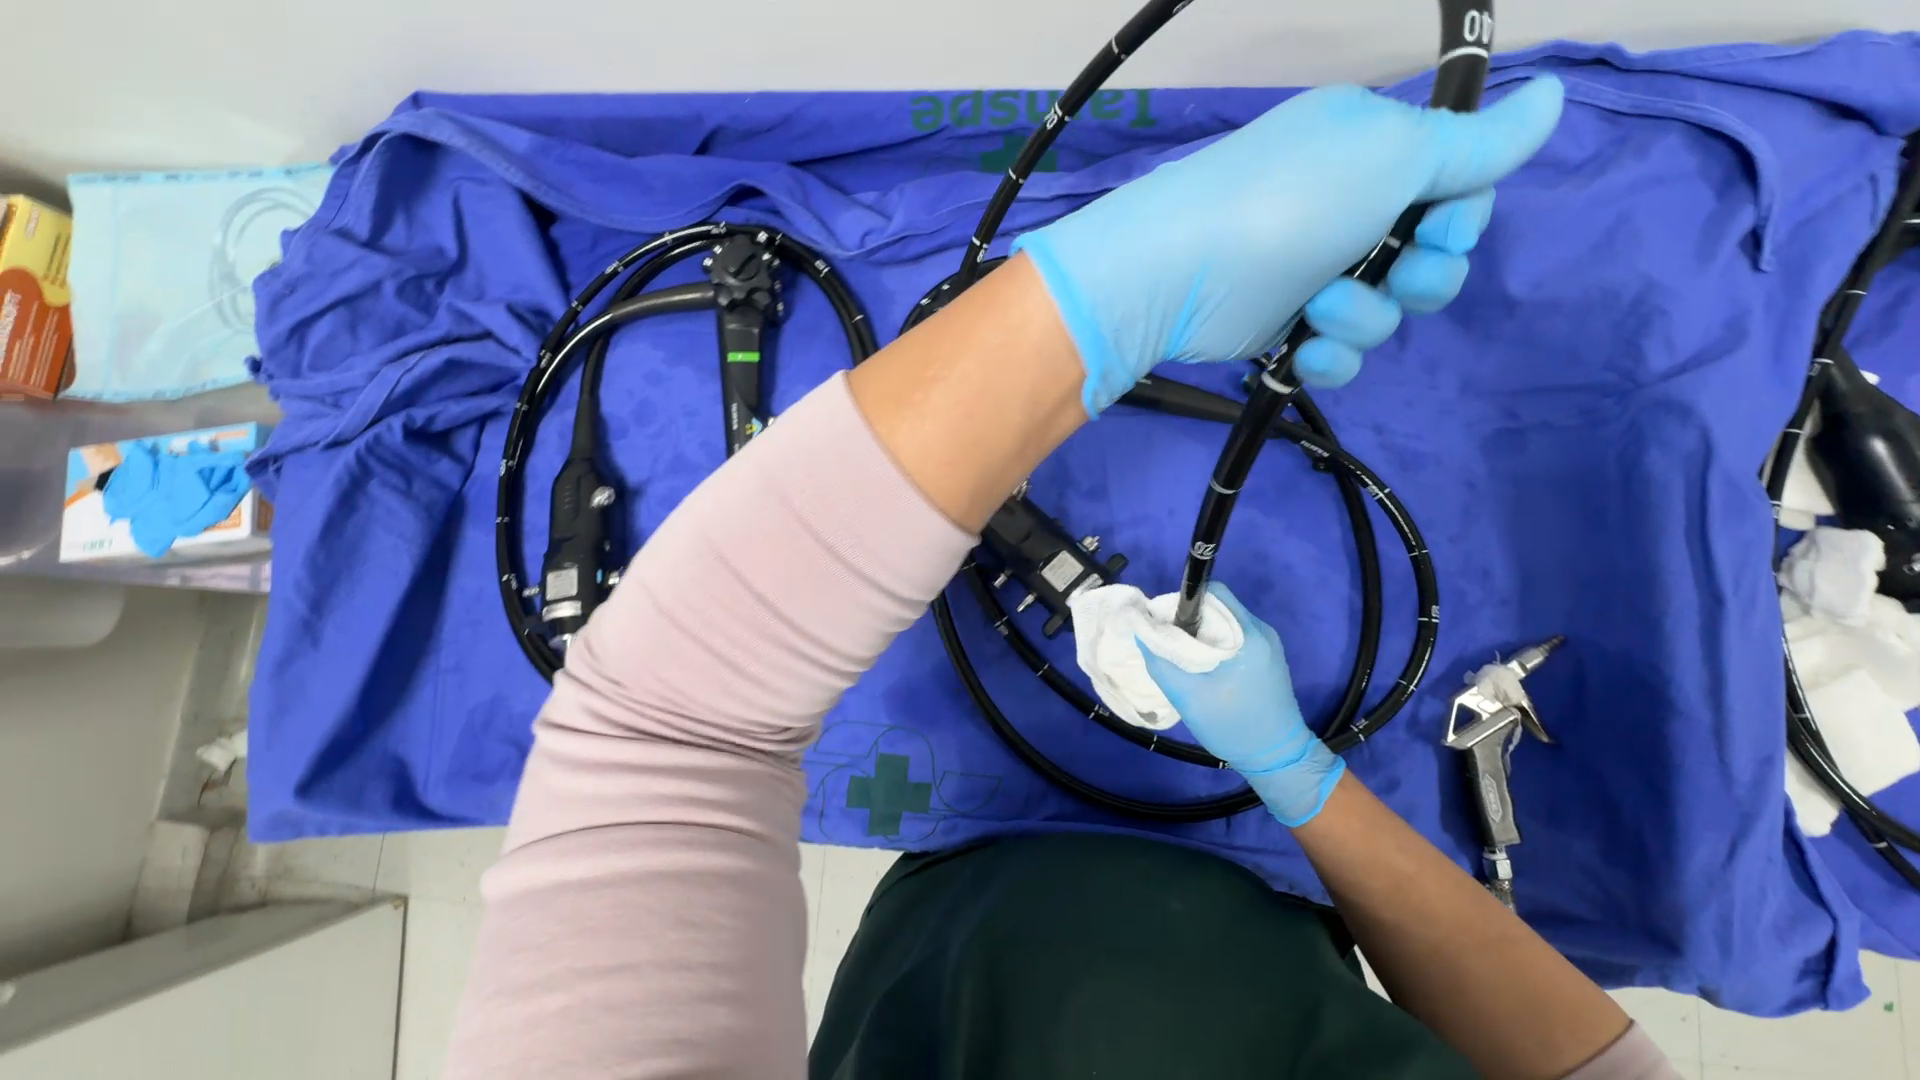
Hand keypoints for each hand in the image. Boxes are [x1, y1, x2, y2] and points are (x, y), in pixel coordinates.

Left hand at [1011, 77, 1564, 413]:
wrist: (1175, 273)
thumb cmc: (1286, 202)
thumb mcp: (1392, 154)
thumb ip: (1474, 143)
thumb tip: (1556, 94)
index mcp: (1375, 154)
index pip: (1459, 191)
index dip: (1464, 220)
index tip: (1442, 227)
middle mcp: (1348, 211)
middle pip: (1432, 259)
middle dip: (1421, 277)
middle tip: (1390, 270)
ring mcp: (1314, 272)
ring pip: (1387, 314)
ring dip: (1364, 318)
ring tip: (1320, 307)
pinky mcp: (1284, 326)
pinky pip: (1338, 354)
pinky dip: (1329, 357)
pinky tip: (1305, 351)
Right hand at [1139, 583, 1342, 826]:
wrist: (1277, 758)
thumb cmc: (1233, 725)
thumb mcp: (1187, 696)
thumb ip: (1160, 661)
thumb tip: (1139, 631)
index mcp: (1249, 634)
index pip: (1213, 593)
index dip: (1183, 602)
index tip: (1164, 625)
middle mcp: (1262, 632)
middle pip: (1218, 607)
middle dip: (1189, 620)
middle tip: (1168, 644)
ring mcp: (1267, 646)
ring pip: (1225, 623)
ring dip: (1201, 634)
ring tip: (1182, 658)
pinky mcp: (1267, 659)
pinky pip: (1235, 638)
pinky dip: (1215, 645)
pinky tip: (1202, 668)